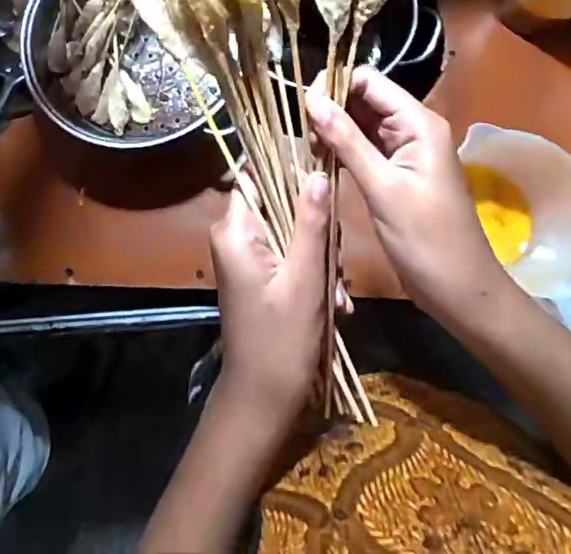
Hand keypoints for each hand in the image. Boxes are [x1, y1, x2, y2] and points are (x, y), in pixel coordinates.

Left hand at [210, 172, 332, 422]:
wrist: (262, 403)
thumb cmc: (280, 342)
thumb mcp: (304, 280)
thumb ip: (312, 224)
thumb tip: (318, 172)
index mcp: (235, 231)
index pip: (256, 174)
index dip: (288, 167)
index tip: (323, 172)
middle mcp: (236, 236)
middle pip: (281, 202)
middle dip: (316, 229)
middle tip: (335, 264)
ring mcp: (249, 256)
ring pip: (293, 230)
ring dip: (321, 257)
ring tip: (335, 293)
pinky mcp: (262, 274)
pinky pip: (292, 254)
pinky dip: (314, 273)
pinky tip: (333, 302)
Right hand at [305, 67, 513, 329]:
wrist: (460, 291)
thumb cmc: (427, 240)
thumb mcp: (383, 188)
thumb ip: (346, 141)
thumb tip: (311, 99)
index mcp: (418, 123)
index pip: (369, 81)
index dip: (335, 84)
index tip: (302, 104)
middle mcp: (412, 128)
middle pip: (363, 99)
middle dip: (330, 108)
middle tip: (298, 131)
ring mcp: (403, 150)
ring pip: (360, 123)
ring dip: (332, 129)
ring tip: (305, 146)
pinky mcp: (394, 171)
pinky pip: (363, 147)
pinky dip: (341, 149)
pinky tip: (318, 158)